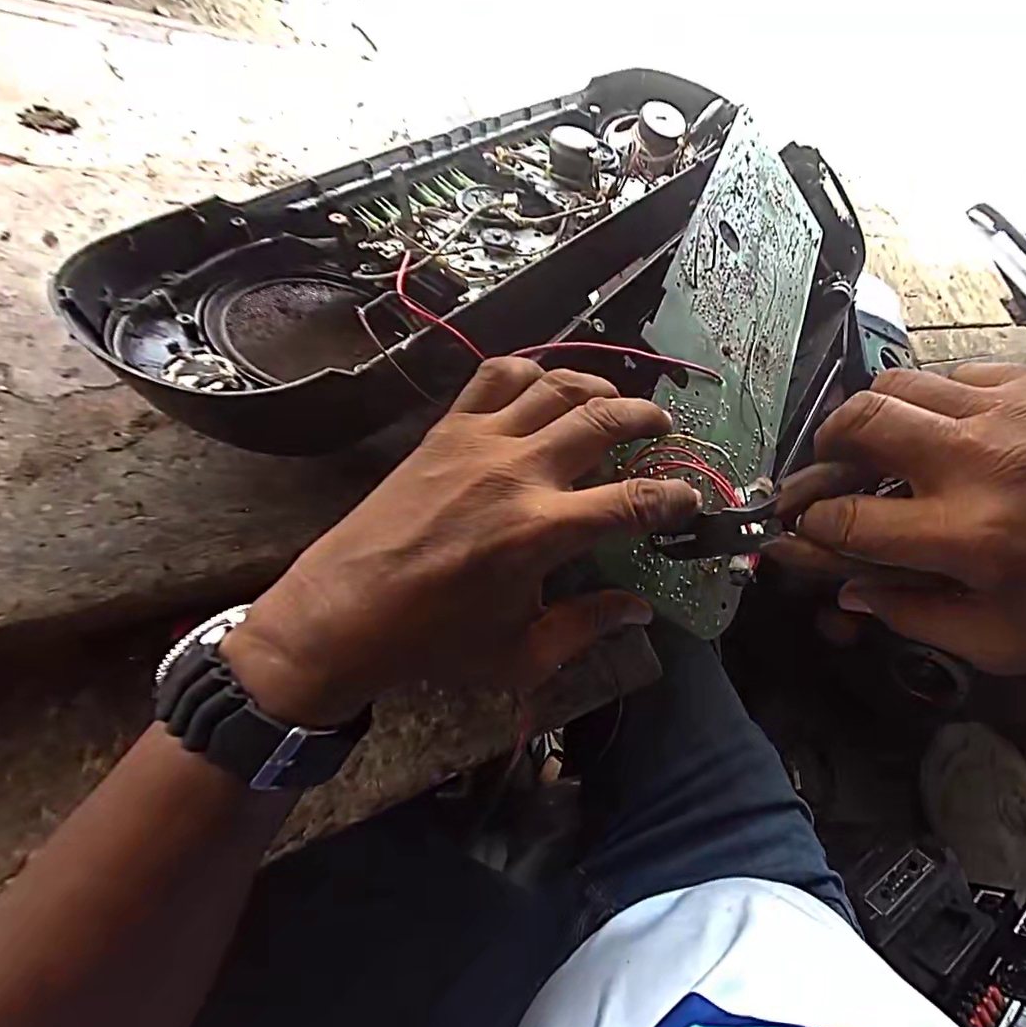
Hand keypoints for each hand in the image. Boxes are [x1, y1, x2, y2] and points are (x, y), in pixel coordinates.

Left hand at [220, 358, 700, 725]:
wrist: (336, 617)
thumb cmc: (434, 645)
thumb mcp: (523, 654)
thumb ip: (589, 626)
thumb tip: (640, 609)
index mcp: (541, 533)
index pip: (633, 502)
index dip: (673, 498)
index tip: (689, 500)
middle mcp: (516, 474)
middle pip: (602, 420)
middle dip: (646, 418)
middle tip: (663, 428)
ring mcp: (477, 443)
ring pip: (554, 385)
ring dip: (597, 388)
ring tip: (614, 402)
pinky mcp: (444, 432)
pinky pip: (496, 377)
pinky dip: (532, 372)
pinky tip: (545, 390)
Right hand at [771, 363, 1025, 674]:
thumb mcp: (1012, 644)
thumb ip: (916, 615)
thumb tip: (853, 592)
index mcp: (974, 538)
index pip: (851, 520)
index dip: (811, 529)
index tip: (800, 530)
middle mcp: (986, 459)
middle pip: (860, 422)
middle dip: (823, 451)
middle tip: (822, 475)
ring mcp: (1020, 408)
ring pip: (903, 384)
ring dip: (872, 418)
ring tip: (875, 450)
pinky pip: (962, 374)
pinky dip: (935, 403)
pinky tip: (948, 435)